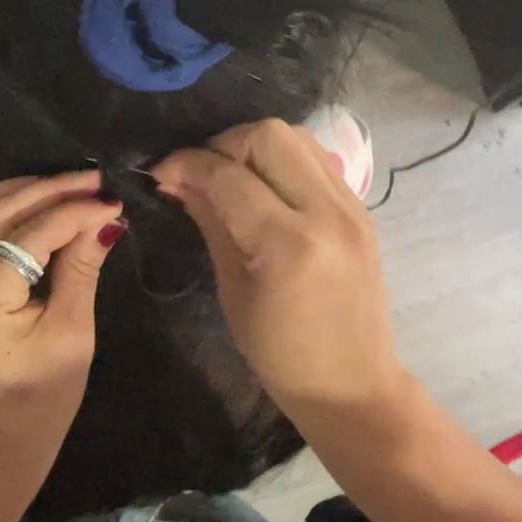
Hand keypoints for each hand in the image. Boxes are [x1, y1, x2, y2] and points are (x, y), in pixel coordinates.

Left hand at [0, 170, 123, 471]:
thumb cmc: (43, 401)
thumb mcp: (71, 335)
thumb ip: (81, 269)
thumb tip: (104, 217)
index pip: (28, 235)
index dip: (72, 212)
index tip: (111, 200)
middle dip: (47, 190)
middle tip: (93, 180)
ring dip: (20, 193)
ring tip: (68, 187)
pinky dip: (1, 211)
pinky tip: (35, 206)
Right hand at [152, 119, 405, 424]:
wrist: (354, 386)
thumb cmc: (280, 354)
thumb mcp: (232, 289)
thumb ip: (209, 221)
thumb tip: (178, 179)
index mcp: (287, 244)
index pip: (227, 175)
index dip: (185, 164)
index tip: (160, 174)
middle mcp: (326, 212)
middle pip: (267, 135)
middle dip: (221, 144)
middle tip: (199, 173)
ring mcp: (351, 206)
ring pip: (296, 136)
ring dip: (253, 146)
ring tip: (230, 176)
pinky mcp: (361, 208)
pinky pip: (316, 158)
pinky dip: (282, 159)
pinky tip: (263, 187)